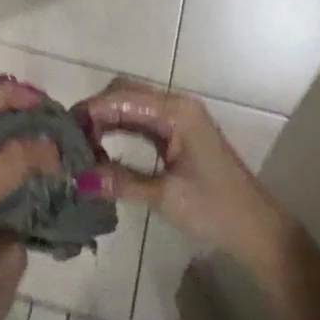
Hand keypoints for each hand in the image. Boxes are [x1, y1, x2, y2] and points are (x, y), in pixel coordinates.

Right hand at [72, 78, 288, 260]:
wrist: (254, 227)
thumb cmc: (214, 209)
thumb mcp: (166, 197)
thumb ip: (122, 181)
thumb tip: (79, 177)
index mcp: (177, 112)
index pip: (124, 97)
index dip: (92, 109)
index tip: (65, 129)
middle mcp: (177, 105)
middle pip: (127, 92)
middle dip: (97, 110)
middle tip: (70, 137)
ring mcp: (179, 117)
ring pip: (133, 104)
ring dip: (106, 118)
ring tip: (80, 143)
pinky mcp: (178, 133)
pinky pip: (142, 120)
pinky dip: (120, 128)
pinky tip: (102, 147)